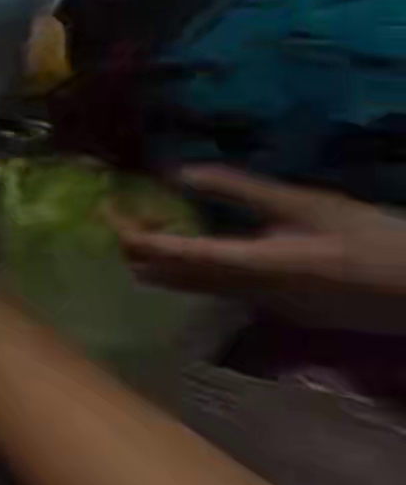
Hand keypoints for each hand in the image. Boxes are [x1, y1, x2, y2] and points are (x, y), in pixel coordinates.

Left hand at [115, 165, 405, 334]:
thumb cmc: (383, 243)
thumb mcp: (309, 205)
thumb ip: (238, 188)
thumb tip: (176, 172)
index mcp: (246, 264)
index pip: (155, 251)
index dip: (121, 227)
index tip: (106, 202)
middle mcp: (244, 291)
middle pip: (155, 274)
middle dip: (130, 244)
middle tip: (138, 210)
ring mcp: (262, 307)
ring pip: (181, 286)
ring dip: (158, 256)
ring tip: (169, 219)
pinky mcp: (280, 312)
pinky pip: (212, 291)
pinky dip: (189, 266)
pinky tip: (205, 239)